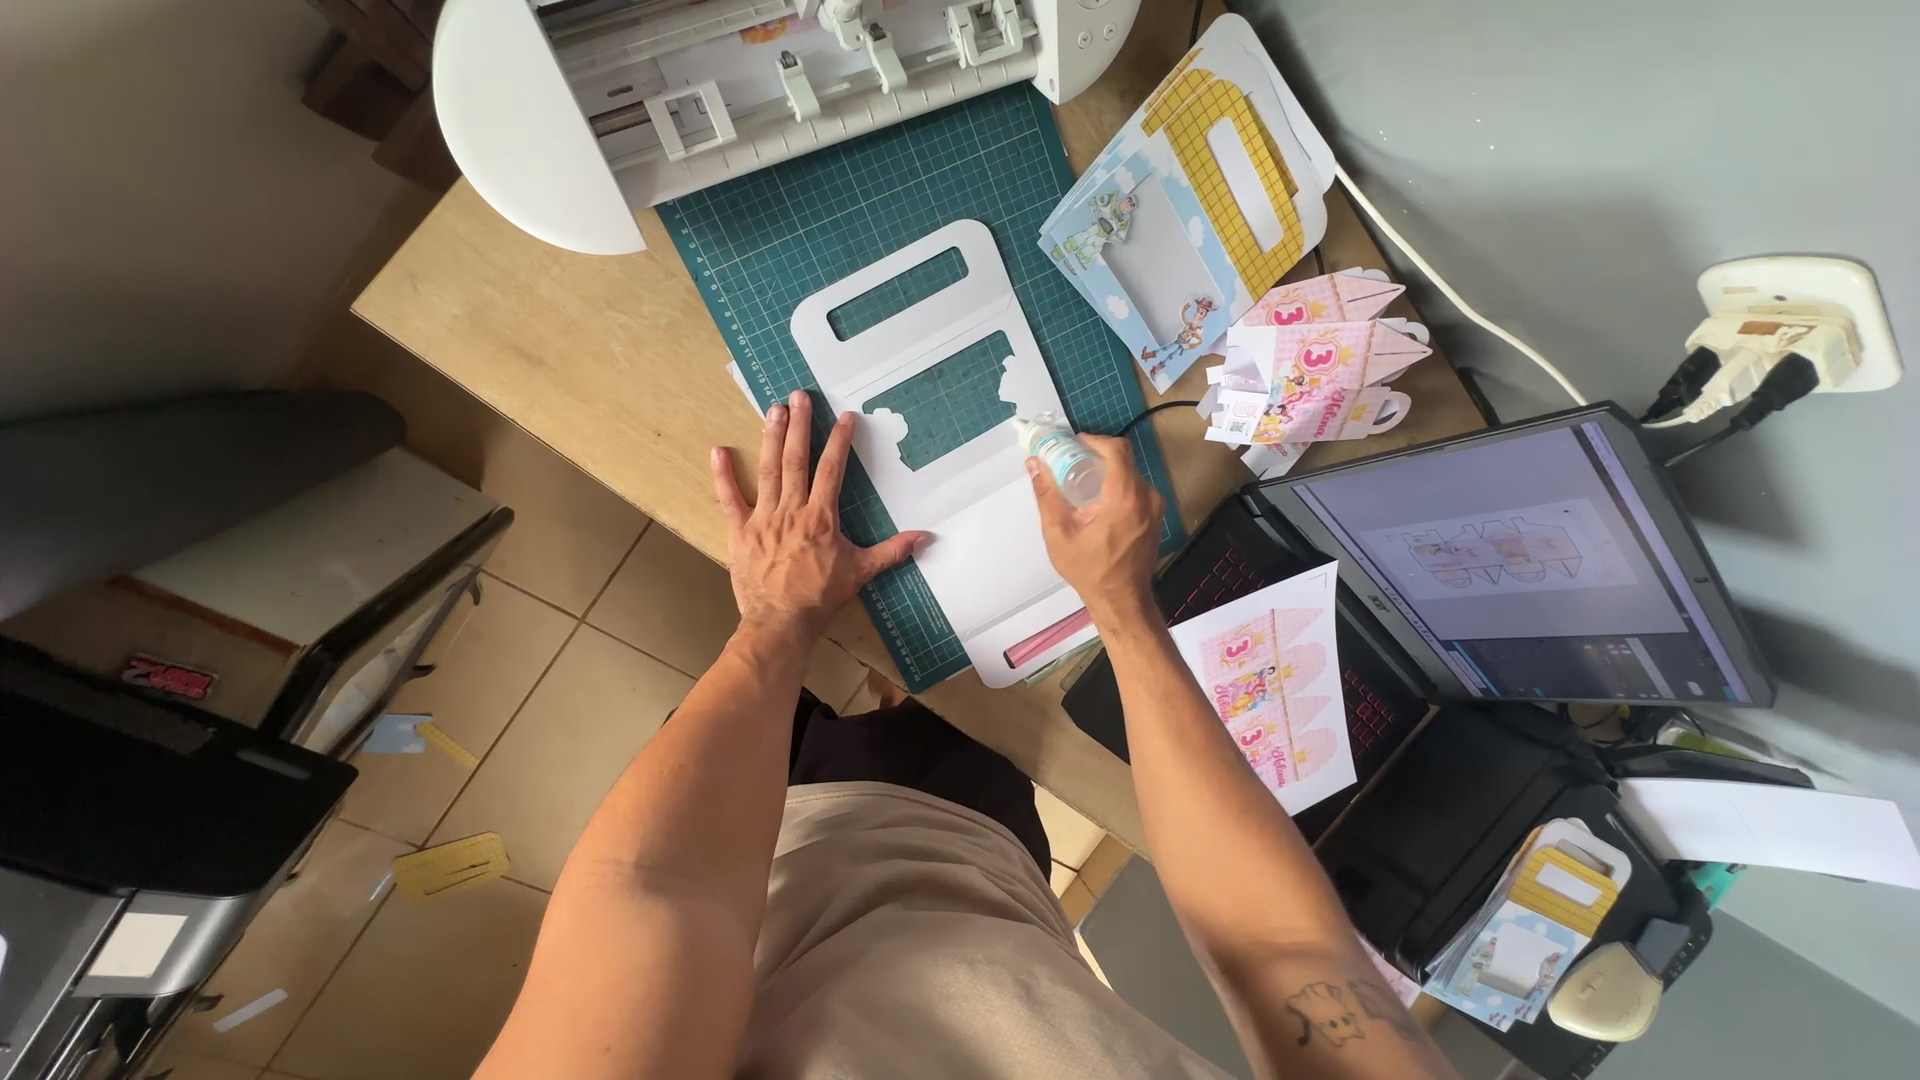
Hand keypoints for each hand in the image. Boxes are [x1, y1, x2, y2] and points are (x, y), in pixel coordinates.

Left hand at [712, 390, 928, 636]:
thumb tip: (924, 538)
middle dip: (799, 425)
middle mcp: (792, 510)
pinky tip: (718, 450)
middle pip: (796, 459)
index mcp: (821, 517)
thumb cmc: (821, 597)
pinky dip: (723, 475)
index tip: (845, 417)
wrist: (781, 621)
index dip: (839, 441)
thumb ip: (892, 551)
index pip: (832, 469)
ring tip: (773, 409)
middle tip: (799, 396)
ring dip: (770, 437)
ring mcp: (763, 518)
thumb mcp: (861, 572)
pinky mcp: (740, 532)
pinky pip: (729, 499)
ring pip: (767, 470)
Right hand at [1027, 435, 1163, 624]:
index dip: (1095, 440)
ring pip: (1131, 474)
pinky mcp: (1157, 516)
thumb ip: (1047, 495)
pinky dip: (1118, 487)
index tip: (1075, 444)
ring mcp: (1156, 507)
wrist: (1121, 600)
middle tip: (1072, 463)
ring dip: (1108, 473)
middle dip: (1097, 456)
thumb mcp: (1059, 534)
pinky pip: (1137, 489)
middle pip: (1124, 460)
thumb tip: (1034, 464)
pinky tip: (1099, 502)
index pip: (1117, 450)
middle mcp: (1146, 498)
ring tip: (1083, 485)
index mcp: (1124, 499)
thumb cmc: (1089, 570)